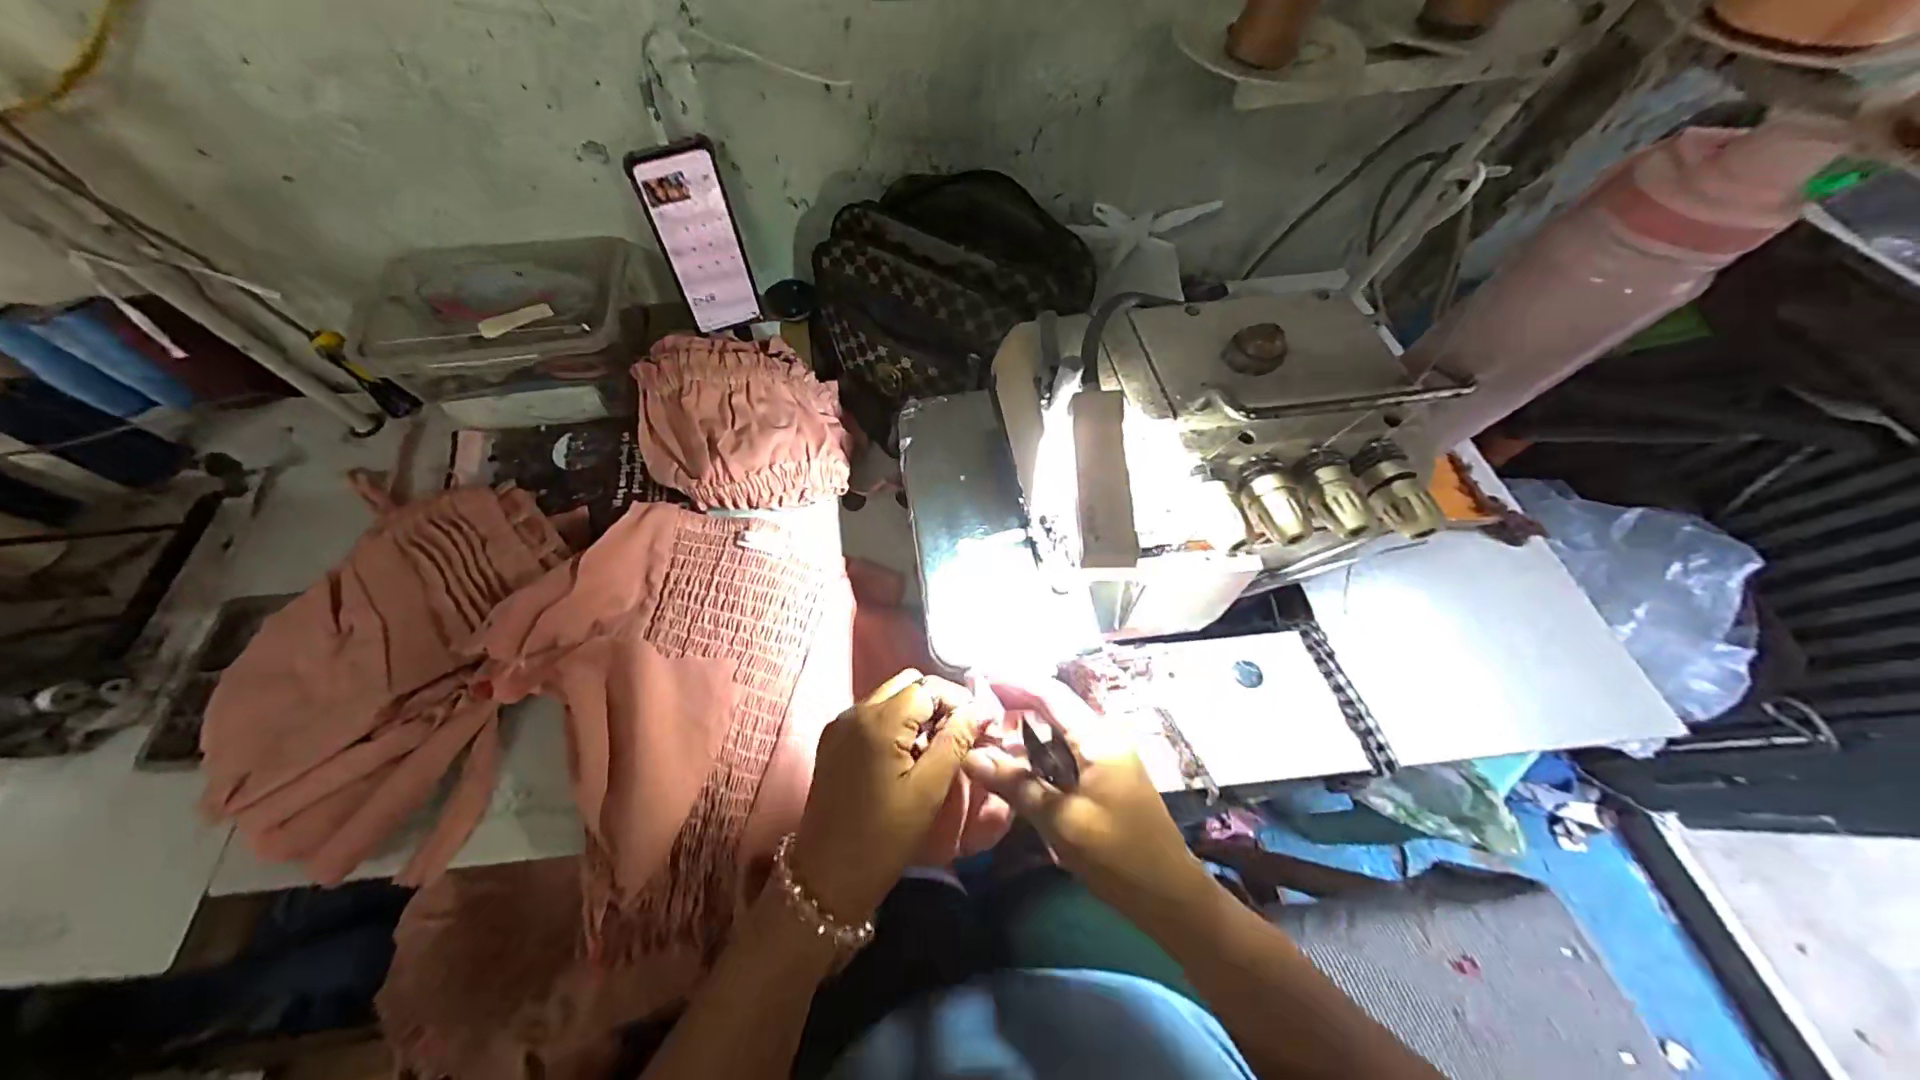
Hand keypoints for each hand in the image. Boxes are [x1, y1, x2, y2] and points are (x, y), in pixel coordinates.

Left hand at [790, 670, 989, 922]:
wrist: (826, 877)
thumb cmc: (884, 837)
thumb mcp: (929, 790)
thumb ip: (956, 741)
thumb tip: (982, 709)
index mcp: (877, 721)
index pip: (928, 686)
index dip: (958, 701)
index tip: (981, 726)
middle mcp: (854, 712)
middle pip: (907, 684)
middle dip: (939, 702)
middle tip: (961, 735)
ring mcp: (839, 725)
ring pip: (890, 697)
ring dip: (918, 713)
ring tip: (939, 747)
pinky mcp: (833, 741)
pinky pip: (872, 714)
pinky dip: (896, 723)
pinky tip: (910, 754)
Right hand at [964, 675, 1207, 912]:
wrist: (1169, 895)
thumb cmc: (1117, 854)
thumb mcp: (1061, 820)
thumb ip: (1017, 784)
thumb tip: (972, 756)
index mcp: (1098, 738)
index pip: (1050, 694)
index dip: (1013, 681)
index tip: (978, 675)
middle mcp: (1103, 737)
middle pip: (1052, 708)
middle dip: (1013, 703)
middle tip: (974, 707)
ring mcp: (1106, 757)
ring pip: (1056, 731)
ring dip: (1023, 730)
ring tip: (986, 733)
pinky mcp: (1104, 777)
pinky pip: (1064, 753)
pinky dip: (1037, 752)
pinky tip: (1014, 763)